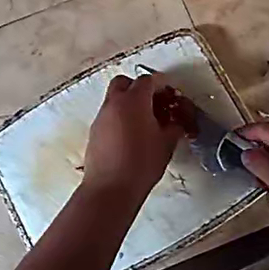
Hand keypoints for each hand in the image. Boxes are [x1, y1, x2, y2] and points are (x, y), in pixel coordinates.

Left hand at [82, 74, 183, 200]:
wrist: (111, 188)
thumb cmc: (141, 163)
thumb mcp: (166, 144)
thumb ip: (173, 127)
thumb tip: (174, 123)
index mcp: (134, 100)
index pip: (148, 80)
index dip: (161, 85)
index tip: (170, 96)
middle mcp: (114, 104)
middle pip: (124, 82)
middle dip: (139, 88)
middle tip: (154, 103)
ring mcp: (101, 118)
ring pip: (114, 99)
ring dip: (128, 103)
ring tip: (144, 122)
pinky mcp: (94, 133)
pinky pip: (108, 116)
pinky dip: (119, 118)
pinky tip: (131, 136)